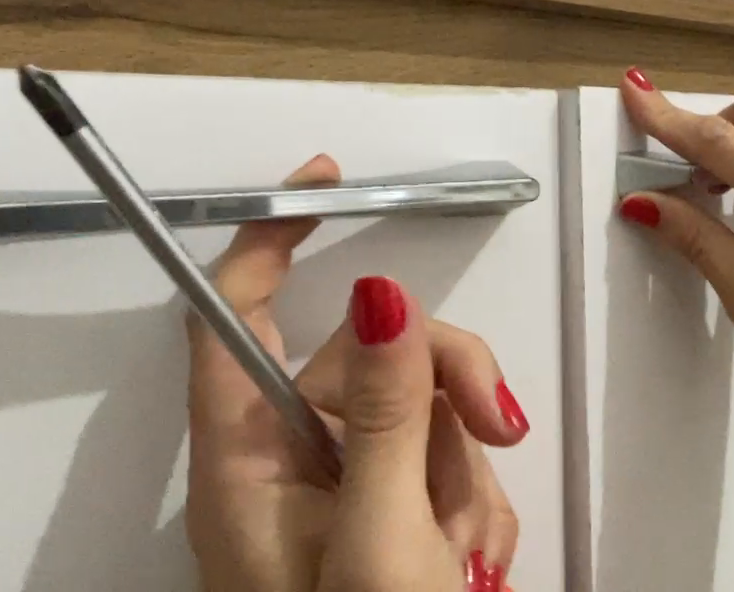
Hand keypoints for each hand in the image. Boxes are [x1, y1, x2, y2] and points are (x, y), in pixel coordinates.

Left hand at [185, 156, 526, 591]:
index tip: (324, 180)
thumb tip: (384, 294)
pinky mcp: (389, 500)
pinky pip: (447, 446)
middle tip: (499, 434)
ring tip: (465, 554)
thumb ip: (383, 419)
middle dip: (447, 384)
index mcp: (248, 463)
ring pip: (425, 399)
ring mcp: (346, 479)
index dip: (267, 237)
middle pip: (375, 347)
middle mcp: (291, 458)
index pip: (233, 315)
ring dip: (466, 464)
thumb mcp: (382, 546)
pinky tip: (468, 559)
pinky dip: (474, 494)